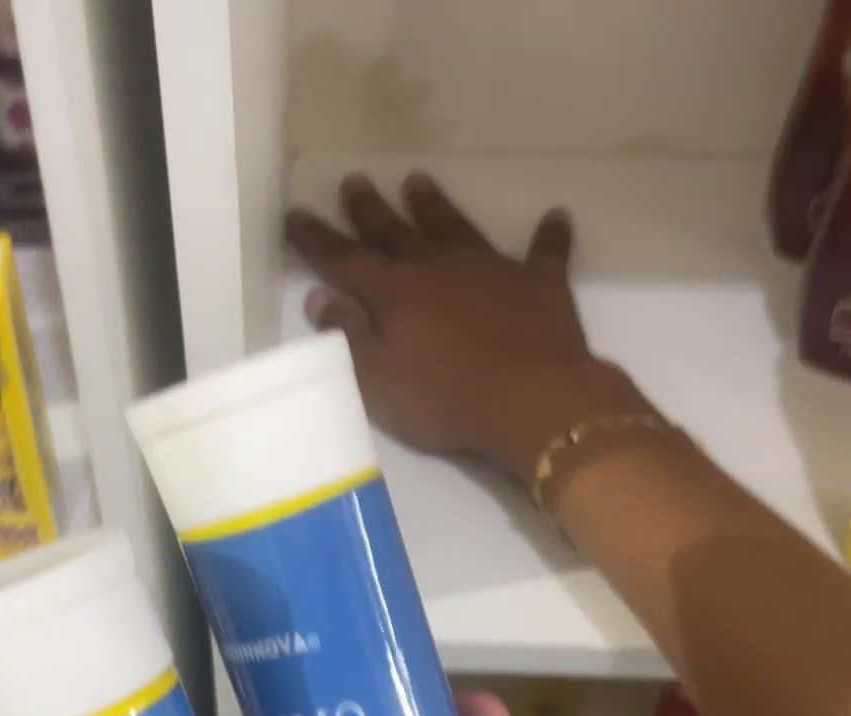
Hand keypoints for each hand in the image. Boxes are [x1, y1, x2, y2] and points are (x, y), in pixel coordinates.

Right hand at [287, 174, 648, 483]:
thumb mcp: (377, 380)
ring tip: (418, 180)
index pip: (344, 259)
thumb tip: (318, 297)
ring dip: (435, 206)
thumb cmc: (444, 399)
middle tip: (355, 179)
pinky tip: (556, 215)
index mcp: (394, 292)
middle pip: (396, 232)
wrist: (532, 401)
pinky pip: (545, 252)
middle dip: (371, 209)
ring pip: (455, 228)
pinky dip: (549, 235)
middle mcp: (438, 268)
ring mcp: (491, 270)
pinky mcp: (540, 285)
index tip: (294, 213)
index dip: (317, 239)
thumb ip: (347, 336)